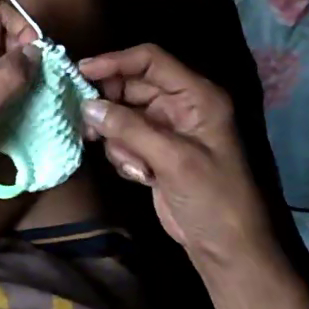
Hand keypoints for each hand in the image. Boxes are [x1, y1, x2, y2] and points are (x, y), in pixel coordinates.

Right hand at [77, 44, 270, 260]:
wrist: (227, 248)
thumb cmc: (213, 198)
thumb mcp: (173, 159)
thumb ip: (129, 128)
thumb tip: (88, 106)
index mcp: (197, 96)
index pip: (150, 60)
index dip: (115, 61)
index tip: (80, 72)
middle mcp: (181, 105)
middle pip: (130, 85)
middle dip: (108, 104)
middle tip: (86, 122)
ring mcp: (166, 128)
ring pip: (122, 112)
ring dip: (116, 135)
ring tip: (130, 163)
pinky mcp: (154, 150)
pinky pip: (123, 137)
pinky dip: (122, 153)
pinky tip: (139, 175)